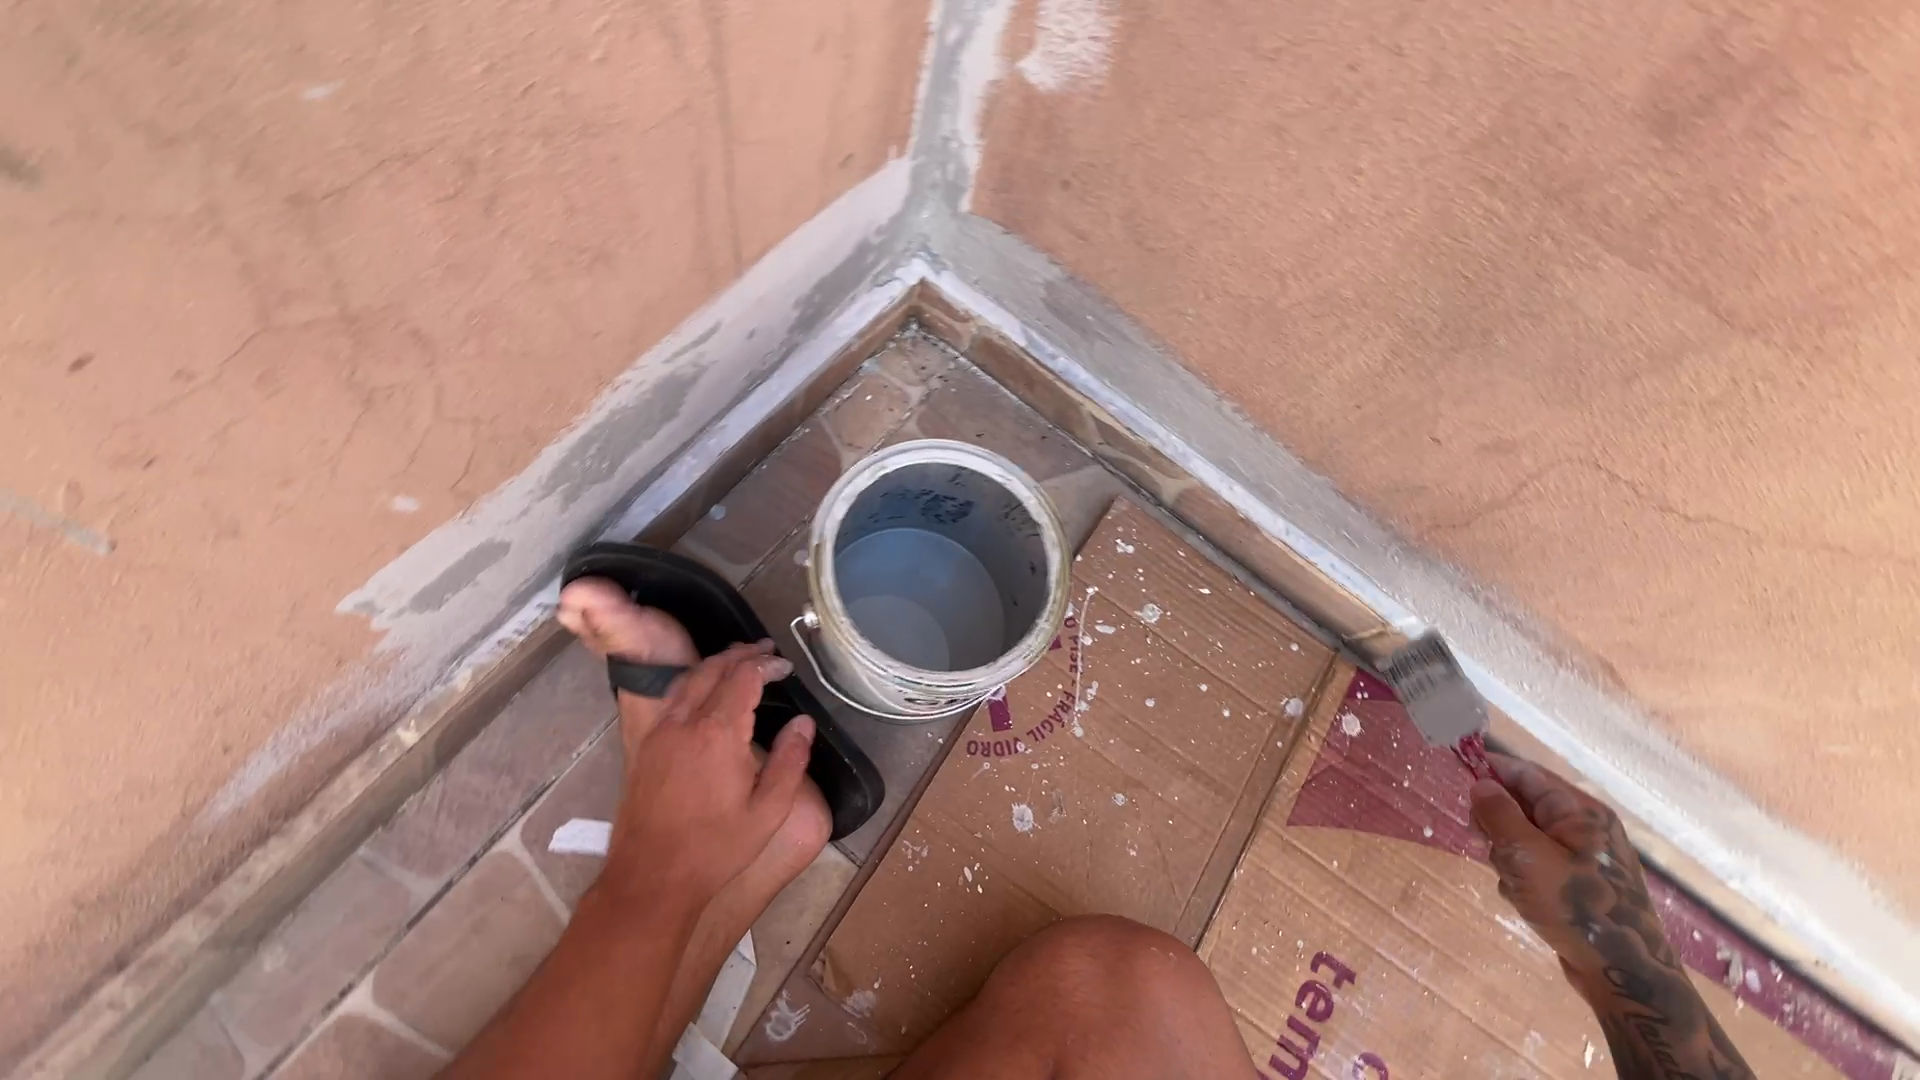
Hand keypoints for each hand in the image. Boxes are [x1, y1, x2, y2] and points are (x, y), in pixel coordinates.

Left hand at [602, 641, 815, 902]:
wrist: (652, 878)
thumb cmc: (716, 848)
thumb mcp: (768, 811)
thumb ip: (790, 760)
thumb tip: (804, 723)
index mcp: (718, 733)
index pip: (744, 678)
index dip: (766, 665)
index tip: (785, 666)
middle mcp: (685, 722)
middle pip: (713, 669)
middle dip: (741, 655)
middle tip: (766, 651)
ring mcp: (660, 732)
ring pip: (688, 679)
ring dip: (715, 663)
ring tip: (738, 660)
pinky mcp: (645, 746)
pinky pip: (671, 697)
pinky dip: (692, 680)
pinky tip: (703, 688)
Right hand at [1470, 752, 1755, 1077]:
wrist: (1623, 975)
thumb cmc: (1576, 907)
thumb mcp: (1525, 855)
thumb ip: (1498, 814)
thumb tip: (1480, 783)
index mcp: (1579, 811)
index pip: (1524, 773)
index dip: (1488, 769)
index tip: (1453, 771)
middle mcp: (1583, 827)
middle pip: (1519, 803)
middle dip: (1495, 823)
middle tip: (1486, 842)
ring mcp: (1579, 855)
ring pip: (1519, 835)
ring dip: (1505, 854)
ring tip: (1513, 880)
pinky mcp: (1574, 881)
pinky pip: (1530, 861)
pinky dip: (1518, 874)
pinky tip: (1524, 897)